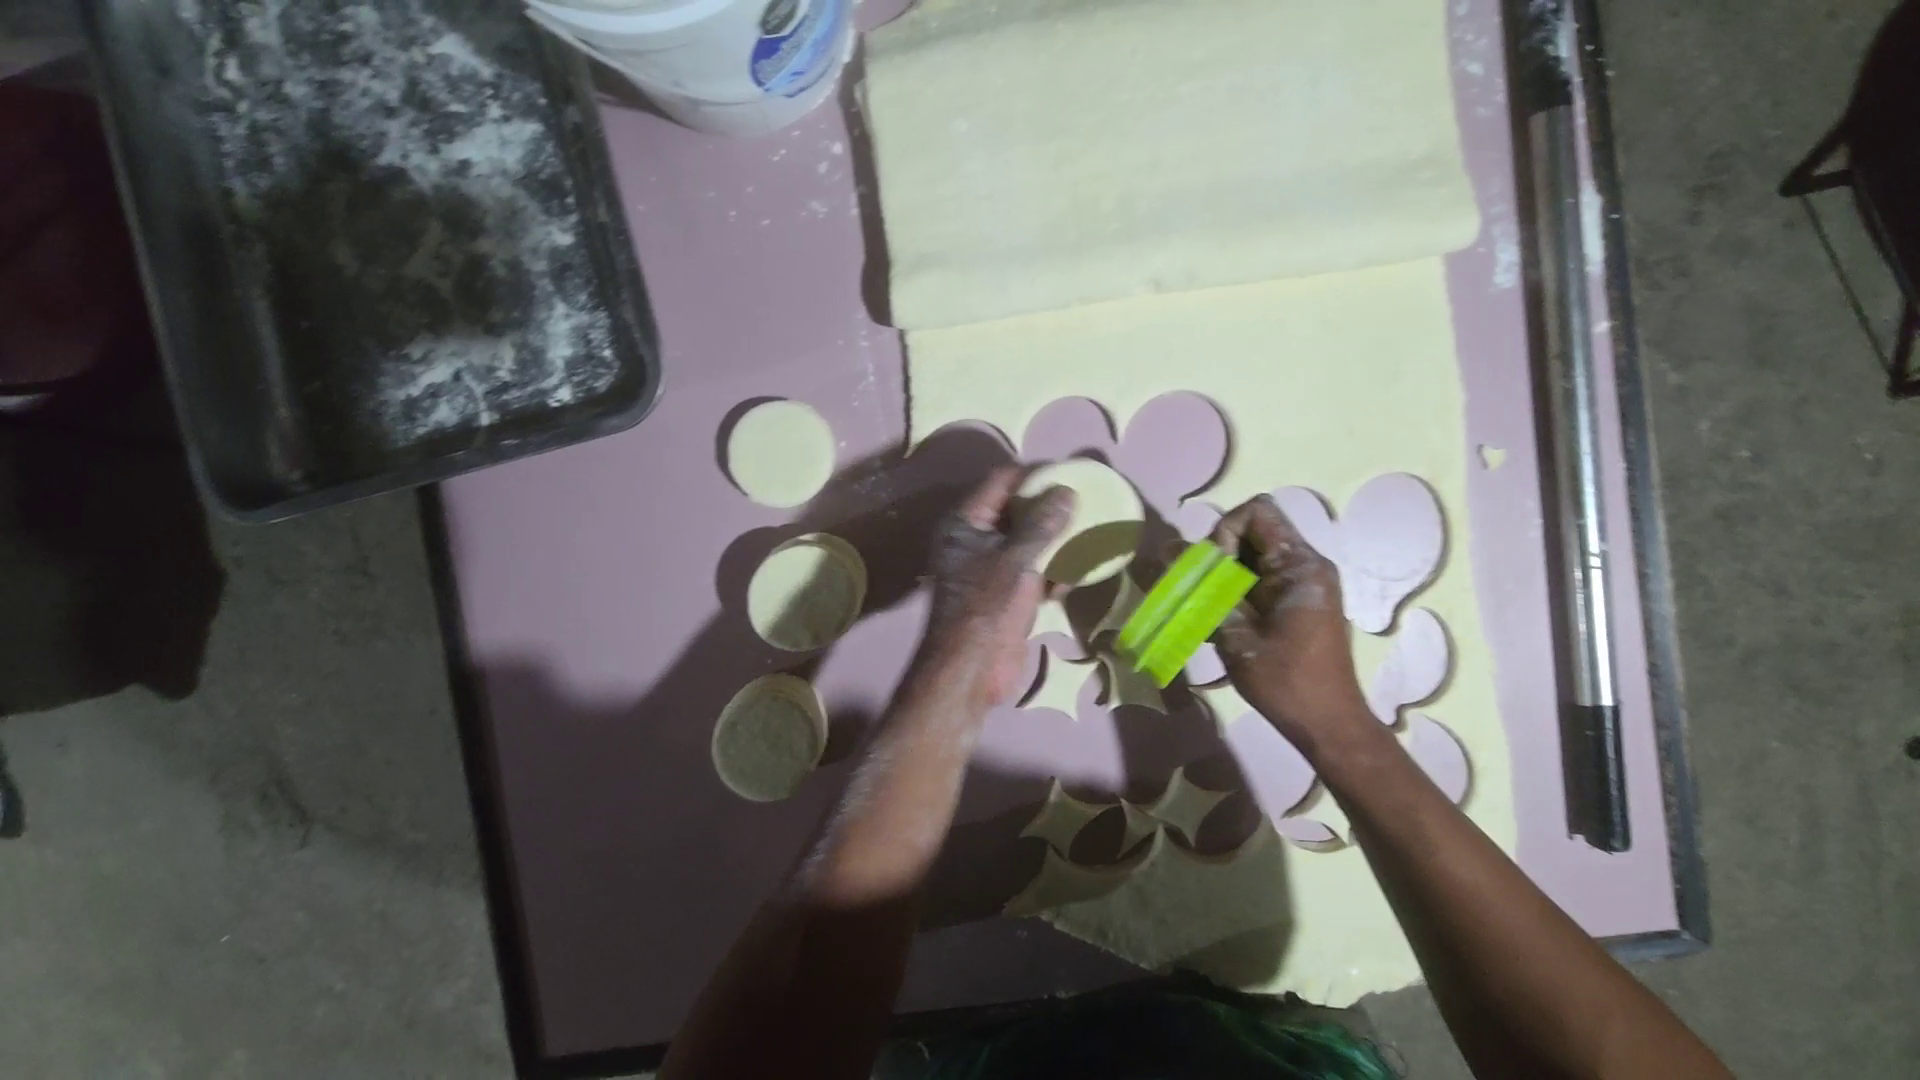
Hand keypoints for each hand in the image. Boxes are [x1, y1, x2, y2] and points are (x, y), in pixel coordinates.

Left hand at [911, 467, 1074, 713]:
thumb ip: (1043, 523)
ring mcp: (989, 567)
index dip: (1035, 473)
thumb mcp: (1018, 559)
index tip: (1070, 474)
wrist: (972, 670)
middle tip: (1085, 502)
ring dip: (1056, 541)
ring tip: (1089, 534)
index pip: (1001, 480)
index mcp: (965, 522)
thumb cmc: (988, 607)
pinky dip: (1053, 570)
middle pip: (1016, 509)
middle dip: (1050, 508)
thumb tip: (1067, 491)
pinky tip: (1076, 574)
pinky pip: (1033, 569)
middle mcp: (973, 539)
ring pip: (1028, 541)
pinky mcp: (1005, 593)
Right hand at [1212, 495, 1371, 752]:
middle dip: (1218, 556)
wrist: (1328, 724)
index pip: (1255, 512)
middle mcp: (1306, 564)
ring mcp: (1304, 583)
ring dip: (1223, 576)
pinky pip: (1259, 579)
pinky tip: (1219, 622)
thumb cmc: (1285, 680)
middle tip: (1202, 593)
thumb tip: (1168, 552)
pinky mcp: (1297, 602)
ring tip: (1205, 608)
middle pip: (1252, 531)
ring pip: (1251, 557)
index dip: (1224, 532)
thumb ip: (1202, 589)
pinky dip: (1234, 592)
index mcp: (1300, 565)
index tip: (1214, 571)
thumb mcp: (1235, 633)